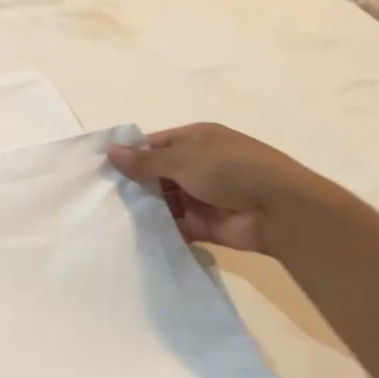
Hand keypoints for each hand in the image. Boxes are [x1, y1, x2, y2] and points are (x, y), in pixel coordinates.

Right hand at [107, 123, 339, 255]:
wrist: (280, 210)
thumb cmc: (231, 170)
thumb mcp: (184, 159)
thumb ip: (145, 161)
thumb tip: (111, 152)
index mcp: (197, 140)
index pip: (155, 145)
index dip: (129, 155)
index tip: (100, 170)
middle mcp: (199, 165)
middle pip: (157, 174)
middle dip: (133, 185)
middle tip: (98, 198)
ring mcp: (202, 196)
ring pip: (164, 202)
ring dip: (144, 209)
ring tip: (108, 219)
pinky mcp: (204, 224)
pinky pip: (174, 226)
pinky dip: (158, 230)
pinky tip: (131, 236)